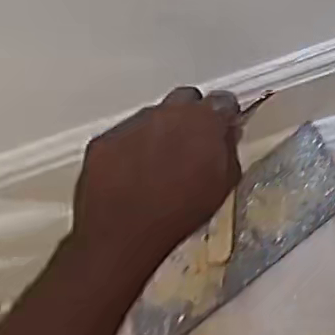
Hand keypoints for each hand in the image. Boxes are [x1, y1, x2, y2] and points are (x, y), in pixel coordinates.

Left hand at [72, 87, 242, 267]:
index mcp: (204, 119)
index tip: (223, 127)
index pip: (223, 100)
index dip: (224, 114)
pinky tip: (133, 174)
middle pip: (185, 99)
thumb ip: (229, 149)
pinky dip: (131, 147)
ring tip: (158, 165)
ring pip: (153, 116)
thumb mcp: (223, 184)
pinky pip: (124, 135)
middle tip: (191, 144)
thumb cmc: (181, 213)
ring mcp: (134, 123)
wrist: (123, 234)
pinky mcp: (106, 138)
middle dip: (190, 116)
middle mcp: (169, 111)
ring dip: (160, 131)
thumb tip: (227, 133)